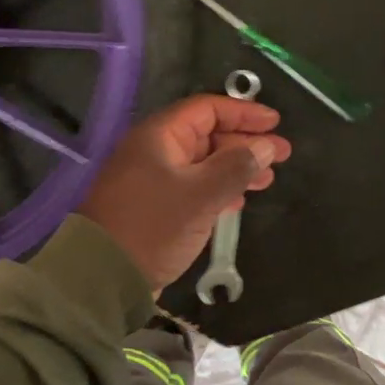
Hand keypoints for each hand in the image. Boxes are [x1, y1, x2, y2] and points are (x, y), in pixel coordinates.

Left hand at [78, 95, 292, 289]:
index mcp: (159, 136)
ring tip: (267, 179)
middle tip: (281, 154)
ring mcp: (152, 179)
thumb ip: (235, 167)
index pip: (206, 109)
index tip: (276, 122)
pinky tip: (239, 200)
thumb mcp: (199, 195)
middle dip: (244, 142)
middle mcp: (154, 150)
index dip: (243, 113)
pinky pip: (193, 186)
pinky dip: (218, 188)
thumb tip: (265, 146)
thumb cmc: (152, 226)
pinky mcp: (154, 206)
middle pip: (206, 135)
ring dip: (235, 167)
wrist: (103, 275)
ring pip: (202, 162)